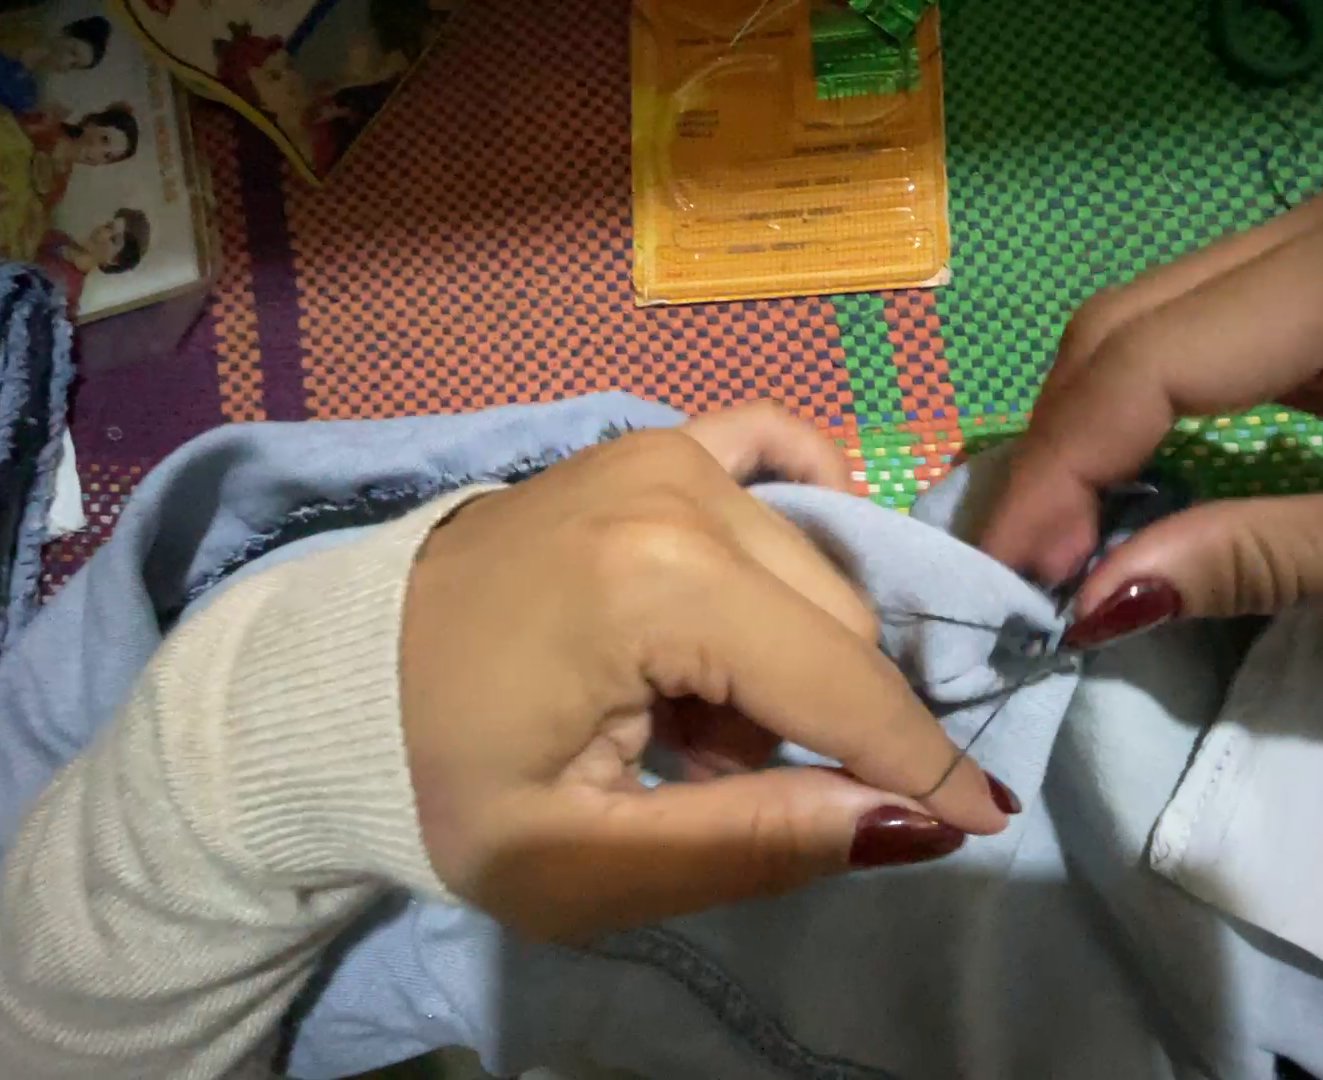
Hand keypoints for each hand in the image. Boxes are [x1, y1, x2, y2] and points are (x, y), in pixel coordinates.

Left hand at [399, 404, 1011, 938]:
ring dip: (787, 654)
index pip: (837, 684)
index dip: (918, 764)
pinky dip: (809, 503)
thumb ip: (754, 840)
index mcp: (653, 586)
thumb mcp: (585, 861)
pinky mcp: (654, 444)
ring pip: (813, 567)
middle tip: (712, 767)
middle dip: (814, 720)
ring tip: (686, 705)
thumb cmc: (445, 779)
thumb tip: (909, 822)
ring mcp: (666, 451)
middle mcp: (677, 490)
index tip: (983, 818)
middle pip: (836, 623)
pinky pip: (776, 445)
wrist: (339, 682)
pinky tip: (779, 567)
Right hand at [984, 152, 1322, 639]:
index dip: (1064, 470)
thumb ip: (1273, 562)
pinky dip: (1123, 422)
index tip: (1017, 573)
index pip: (1158, 358)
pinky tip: (1114, 486)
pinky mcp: (1322, 277)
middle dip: (1053, 454)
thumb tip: (1094, 598)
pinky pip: (1176, 342)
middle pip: (1123, 327)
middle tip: (1023, 563)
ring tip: (1055, 534)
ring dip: (1076, 438)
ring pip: (1132, 329)